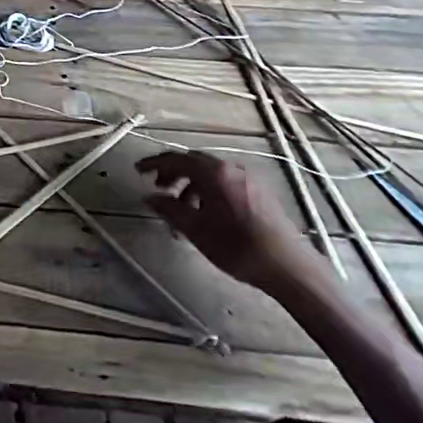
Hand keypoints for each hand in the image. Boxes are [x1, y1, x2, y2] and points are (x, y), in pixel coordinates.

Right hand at [138, 151, 319, 293]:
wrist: (284, 262)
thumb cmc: (237, 247)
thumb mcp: (197, 230)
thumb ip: (171, 210)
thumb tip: (150, 198)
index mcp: (214, 173)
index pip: (177, 159)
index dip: (155, 163)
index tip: (138, 170)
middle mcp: (230, 167)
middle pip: (195, 162)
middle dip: (173, 173)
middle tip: (158, 188)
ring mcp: (246, 176)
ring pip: (211, 172)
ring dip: (191, 184)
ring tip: (182, 208)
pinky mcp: (257, 188)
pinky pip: (225, 180)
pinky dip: (208, 189)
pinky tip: (206, 212)